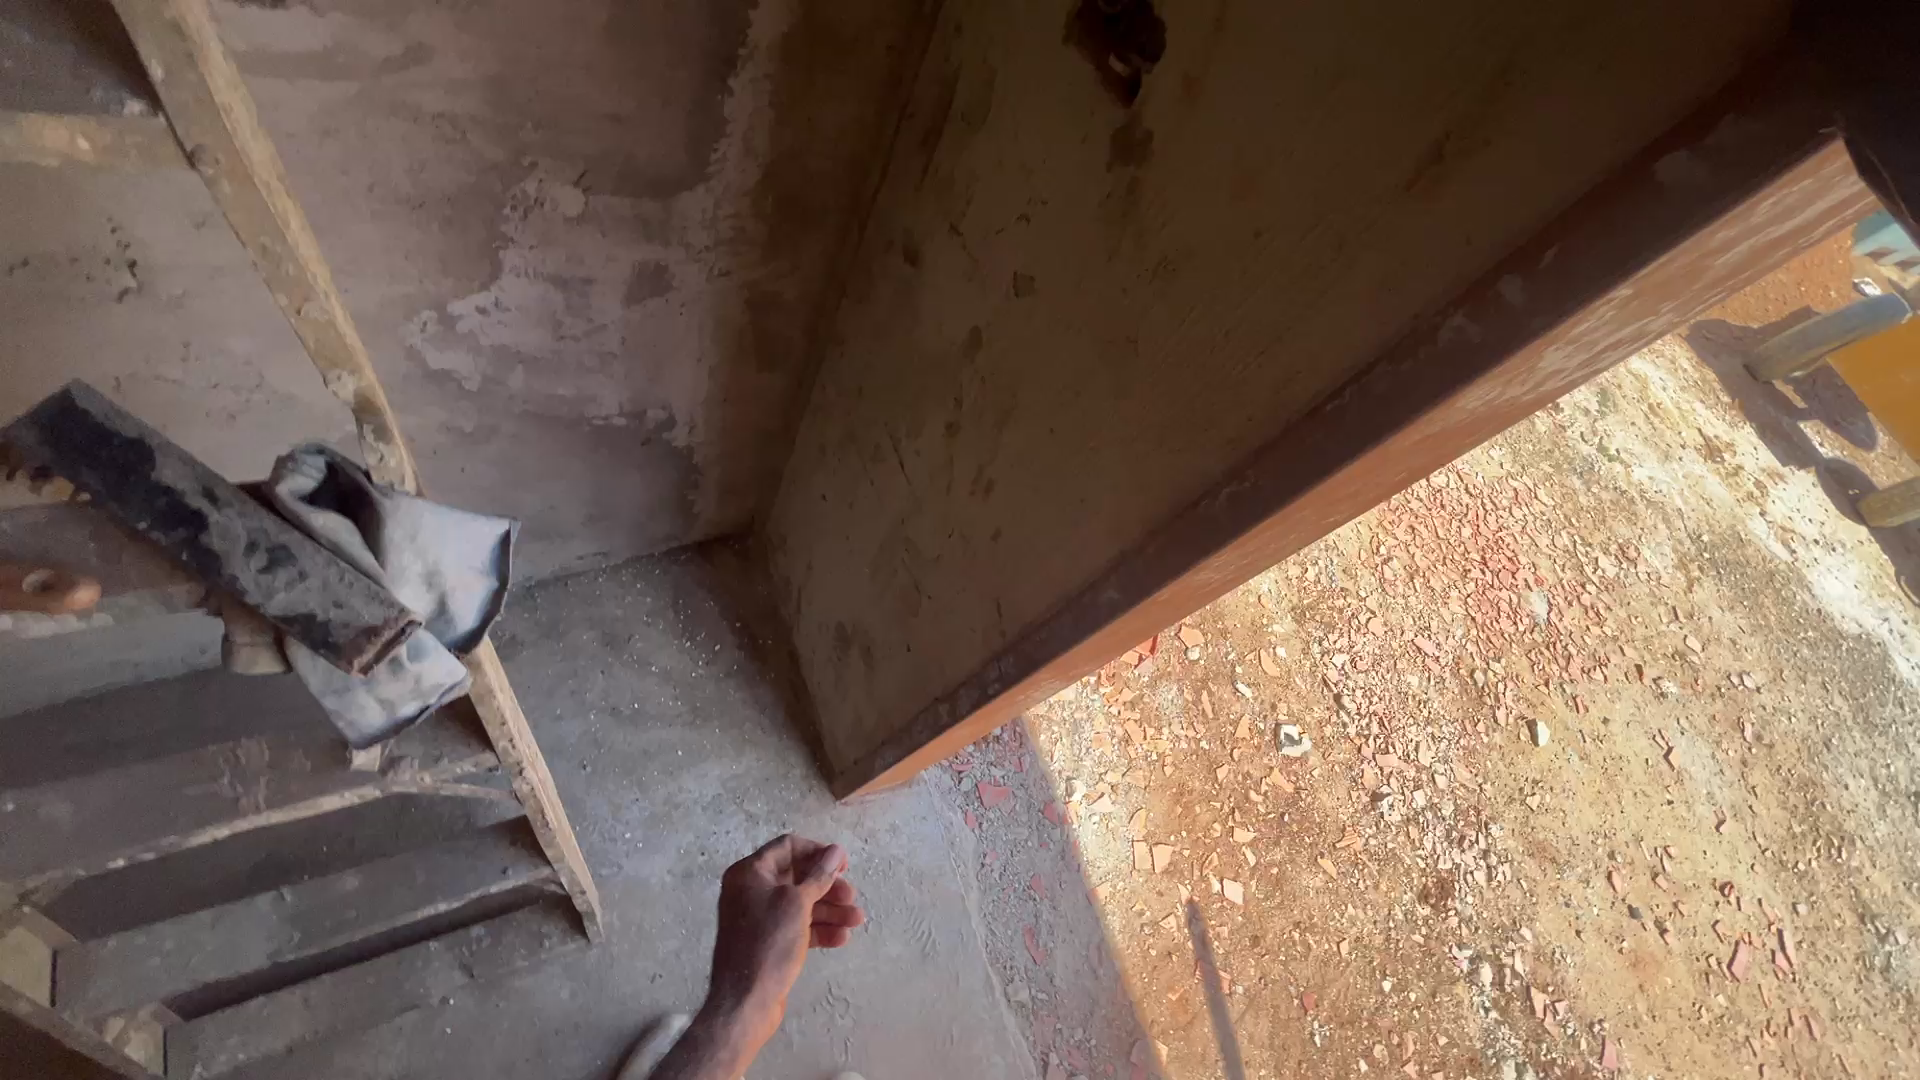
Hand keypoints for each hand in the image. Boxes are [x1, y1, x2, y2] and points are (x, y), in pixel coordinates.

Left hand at [701, 835, 864, 1049]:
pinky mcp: (769, 941)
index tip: (842, 864)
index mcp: (750, 873)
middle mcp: (753, 890)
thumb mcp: (797, 903)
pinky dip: (819, 929)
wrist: (744, 1004)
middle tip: (851, 896)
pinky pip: (798, 925)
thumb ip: (819, 875)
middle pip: (798, 876)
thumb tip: (836, 850)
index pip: (788, 847)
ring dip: (830, 910)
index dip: (817, 851)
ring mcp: (760, 917)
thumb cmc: (768, 943)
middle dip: (828, 886)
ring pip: (801, 903)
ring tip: (856, 920)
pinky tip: (841, 938)